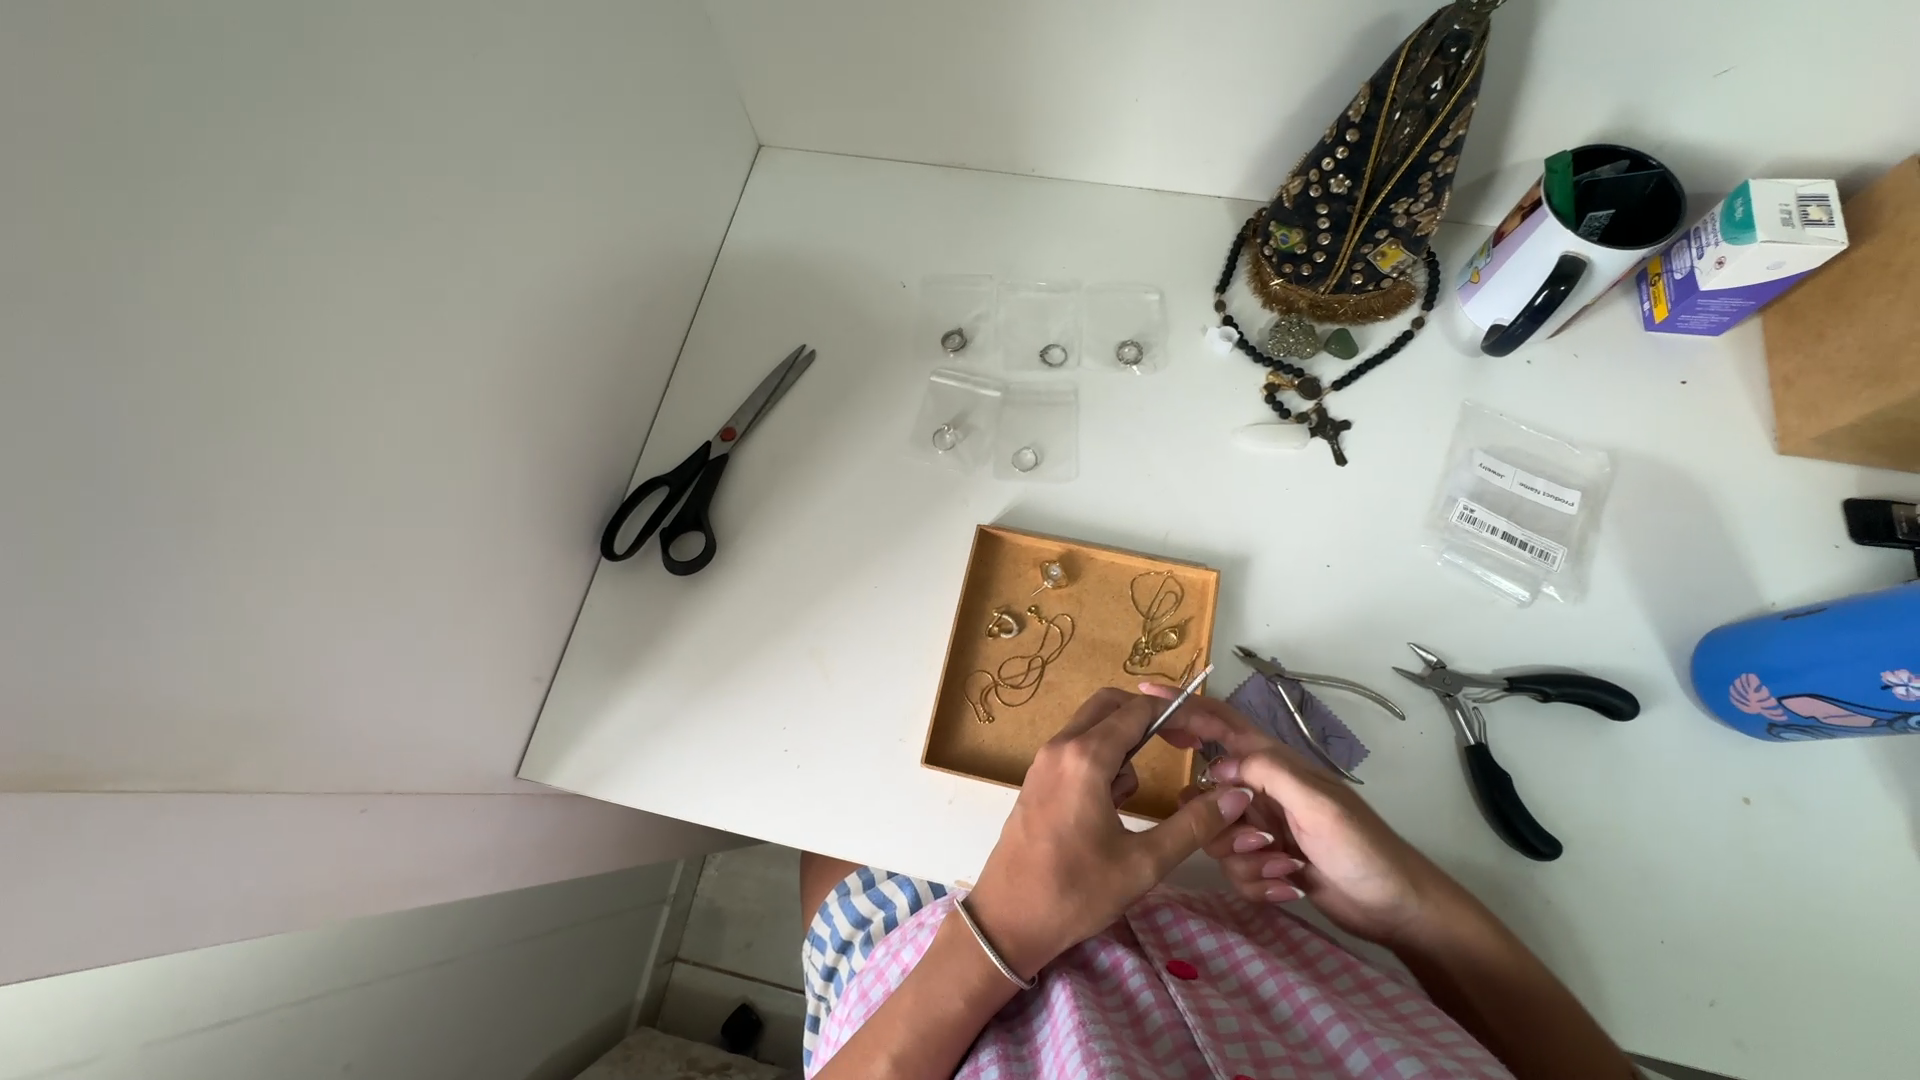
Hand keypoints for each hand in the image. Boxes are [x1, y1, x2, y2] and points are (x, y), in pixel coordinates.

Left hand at [964, 688, 1254, 976]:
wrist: (1008, 919)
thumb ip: (1193, 825)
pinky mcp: (1037, 778)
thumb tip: (1238, 795)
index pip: (1139, 710)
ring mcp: (1043, 761)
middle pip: (1109, 704)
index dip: (1177, 714)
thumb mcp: (1143, 863)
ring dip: (1123, 742)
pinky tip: (1111, 805)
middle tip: (1183, 745)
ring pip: (1091, 725)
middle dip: (1149, 716)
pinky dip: (1102, 758)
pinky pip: (1076, 747)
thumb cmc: (1075, 892)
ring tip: (1135, 798)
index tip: (1205, 735)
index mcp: (1085, 757)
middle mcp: (1060, 746)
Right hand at [1144, 684, 1457, 946]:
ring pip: (1213, 836)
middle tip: (1252, 834)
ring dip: (1245, 859)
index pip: (1219, 723)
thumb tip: (1214, 769)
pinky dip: (1259, 882)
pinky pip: (1233, 870)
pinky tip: (1292, 885)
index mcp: (1271, 763)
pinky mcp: (1263, 862)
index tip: (1143, 694)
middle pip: (1203, 793)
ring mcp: (1259, 828)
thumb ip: (1265, 773)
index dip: (1183, 706)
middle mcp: (1258, 791)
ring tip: (1286, 865)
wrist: (1395, 908)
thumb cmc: (1363, 847)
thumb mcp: (1317, 803)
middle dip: (1217, 821)